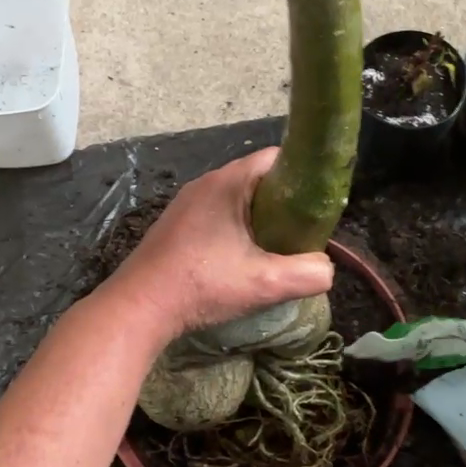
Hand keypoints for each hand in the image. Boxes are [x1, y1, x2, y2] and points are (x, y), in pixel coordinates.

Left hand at [97, 148, 334, 342]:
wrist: (139, 307)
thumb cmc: (202, 285)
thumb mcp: (265, 283)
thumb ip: (308, 273)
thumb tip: (326, 269)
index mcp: (228, 182)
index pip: (277, 159)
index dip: (304, 176)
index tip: (319, 207)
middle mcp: (205, 183)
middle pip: (259, 180)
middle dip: (285, 204)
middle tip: (301, 235)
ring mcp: (187, 204)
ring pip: (237, 201)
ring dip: (260, 221)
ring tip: (275, 252)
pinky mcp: (176, 226)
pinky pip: (217, 216)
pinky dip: (236, 231)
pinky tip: (241, 262)